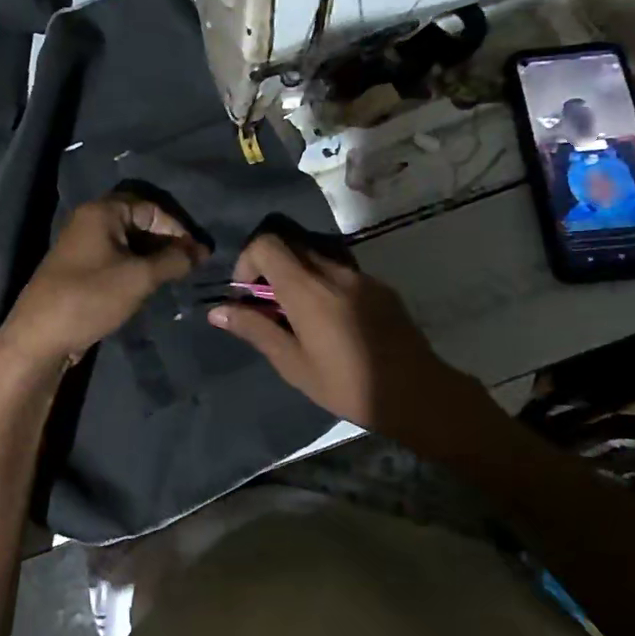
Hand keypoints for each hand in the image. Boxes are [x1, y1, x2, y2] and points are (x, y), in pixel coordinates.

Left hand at [0, 191, 209, 365]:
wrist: (39, 338)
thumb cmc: (91, 298)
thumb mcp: (139, 277)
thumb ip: (174, 260)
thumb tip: (201, 251)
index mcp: (101, 212)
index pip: (151, 207)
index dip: (178, 228)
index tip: (198, 255)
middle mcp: (90, 221)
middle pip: (139, 222)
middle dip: (167, 241)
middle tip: (191, 265)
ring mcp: (83, 246)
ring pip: (129, 242)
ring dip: (154, 256)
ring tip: (176, 276)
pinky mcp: (81, 270)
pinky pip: (117, 258)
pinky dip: (137, 267)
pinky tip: (152, 285)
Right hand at [206, 234, 473, 439]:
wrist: (416, 392)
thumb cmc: (346, 384)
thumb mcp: (293, 364)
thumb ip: (255, 329)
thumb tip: (218, 310)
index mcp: (307, 289)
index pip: (267, 244)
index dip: (248, 261)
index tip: (247, 295)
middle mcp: (333, 271)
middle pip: (290, 245)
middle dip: (270, 267)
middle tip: (270, 307)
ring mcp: (360, 275)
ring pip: (316, 257)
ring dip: (298, 276)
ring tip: (300, 318)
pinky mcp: (379, 286)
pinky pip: (340, 272)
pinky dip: (323, 284)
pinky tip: (332, 323)